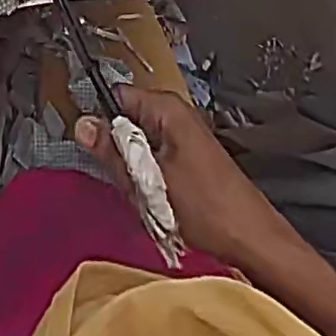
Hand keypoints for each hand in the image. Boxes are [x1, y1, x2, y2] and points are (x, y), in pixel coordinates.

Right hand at [76, 86, 306, 273]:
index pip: (115, 95)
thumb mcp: (149, 180)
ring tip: (146, 196)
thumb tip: (83, 124)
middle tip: (127, 180)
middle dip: (118, 152)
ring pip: (137, 146)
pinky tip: (158, 202)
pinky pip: (153, 160)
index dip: (99, 117)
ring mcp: (182, 135)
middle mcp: (174, 113)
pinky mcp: (187, 157)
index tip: (91, 144)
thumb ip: (113, 151)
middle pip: (125, 122)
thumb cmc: (207, 207)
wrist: (252, 240)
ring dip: (134, 172)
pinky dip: (149, 181)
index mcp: (166, 107)